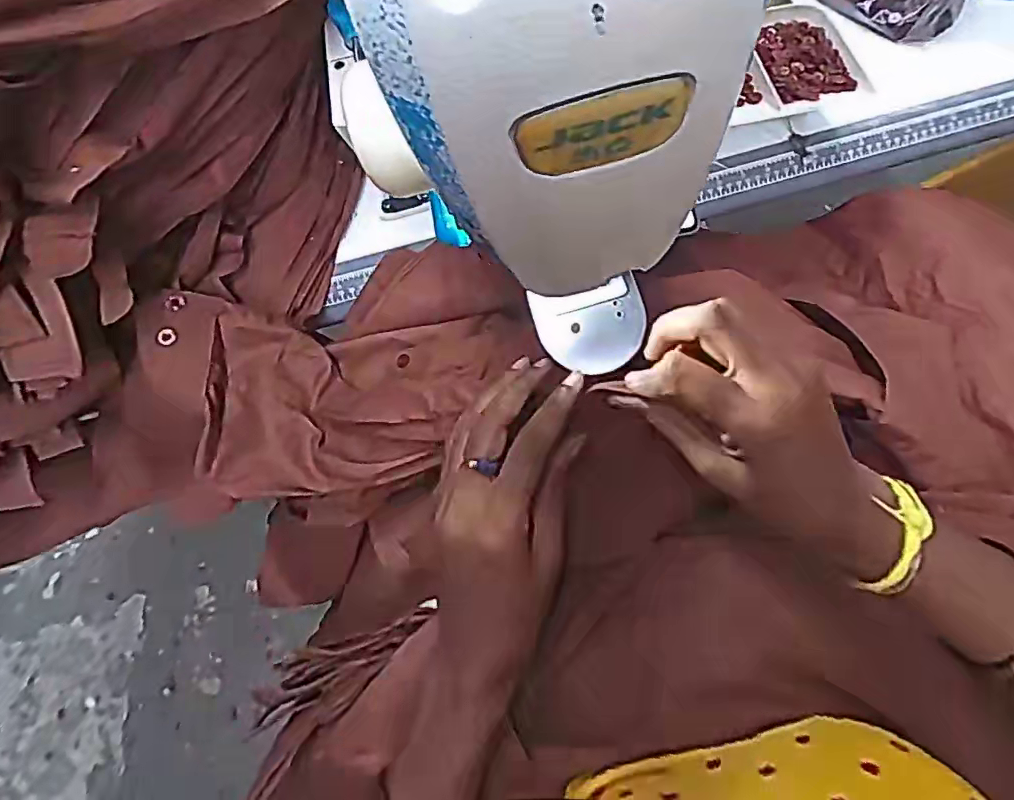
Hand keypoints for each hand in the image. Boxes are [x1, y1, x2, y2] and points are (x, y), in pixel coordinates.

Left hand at [431, 359, 587, 688]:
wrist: (470, 650)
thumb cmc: (520, 611)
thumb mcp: (549, 554)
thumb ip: (555, 489)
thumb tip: (573, 438)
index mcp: (496, 514)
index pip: (526, 444)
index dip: (553, 408)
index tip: (574, 381)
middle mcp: (462, 496)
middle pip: (487, 424)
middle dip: (517, 388)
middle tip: (544, 364)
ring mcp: (444, 496)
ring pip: (465, 428)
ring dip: (492, 394)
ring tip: (520, 369)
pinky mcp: (439, 500)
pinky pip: (454, 444)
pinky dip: (474, 415)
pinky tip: (492, 400)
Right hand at [609, 297, 897, 581]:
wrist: (847, 504)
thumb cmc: (781, 503)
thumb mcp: (718, 473)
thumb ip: (673, 426)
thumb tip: (634, 394)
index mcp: (755, 416)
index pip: (685, 368)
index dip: (650, 372)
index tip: (635, 383)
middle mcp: (777, 376)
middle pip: (713, 315)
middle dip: (670, 327)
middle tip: (655, 357)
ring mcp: (794, 360)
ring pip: (730, 311)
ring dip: (693, 327)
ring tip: (678, 359)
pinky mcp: (800, 356)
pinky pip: (747, 327)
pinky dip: (716, 335)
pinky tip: (708, 363)